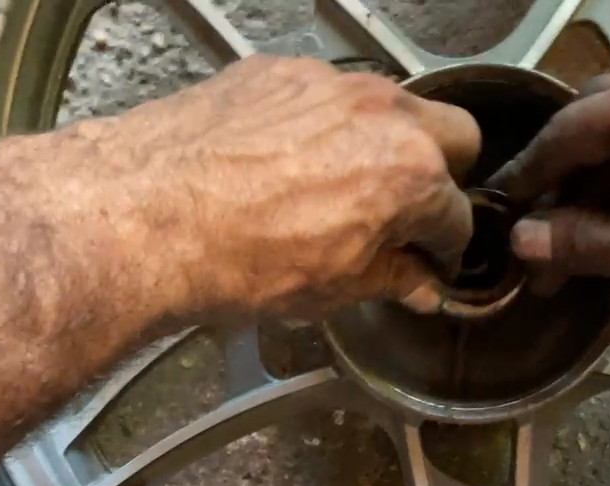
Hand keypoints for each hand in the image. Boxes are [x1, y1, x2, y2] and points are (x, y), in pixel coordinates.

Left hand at [0, 56, 481, 321]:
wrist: (151, 216)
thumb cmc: (243, 261)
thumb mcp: (335, 289)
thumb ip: (391, 278)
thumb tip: (419, 283)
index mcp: (411, 177)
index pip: (457, 217)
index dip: (446, 249)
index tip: (430, 263)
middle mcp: (384, 115)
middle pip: (454, 136)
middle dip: (443, 178)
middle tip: (406, 216)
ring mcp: (332, 84)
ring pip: (392, 108)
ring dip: (387, 148)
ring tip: (344, 192)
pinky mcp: (283, 72)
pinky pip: (330, 97)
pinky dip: (330, 129)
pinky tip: (293, 166)